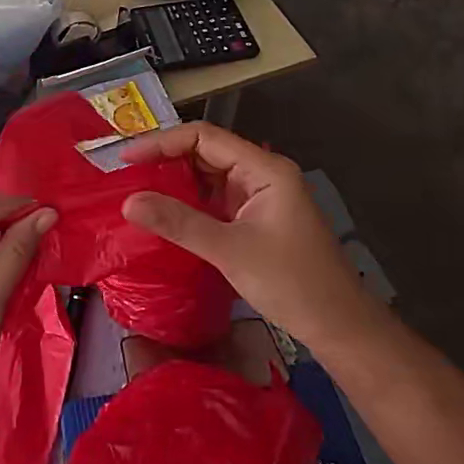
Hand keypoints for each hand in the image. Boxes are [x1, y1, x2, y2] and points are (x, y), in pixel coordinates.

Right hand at [120, 122, 378, 350]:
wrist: (338, 325)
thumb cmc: (291, 282)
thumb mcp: (229, 250)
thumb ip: (178, 222)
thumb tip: (128, 201)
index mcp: (264, 169)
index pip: (204, 137)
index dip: (162, 143)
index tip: (126, 159)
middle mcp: (262, 174)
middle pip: (205, 153)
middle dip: (165, 161)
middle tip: (125, 176)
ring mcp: (259, 198)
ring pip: (208, 178)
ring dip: (175, 183)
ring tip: (136, 192)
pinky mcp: (255, 220)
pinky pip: (215, 201)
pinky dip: (189, 205)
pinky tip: (164, 215)